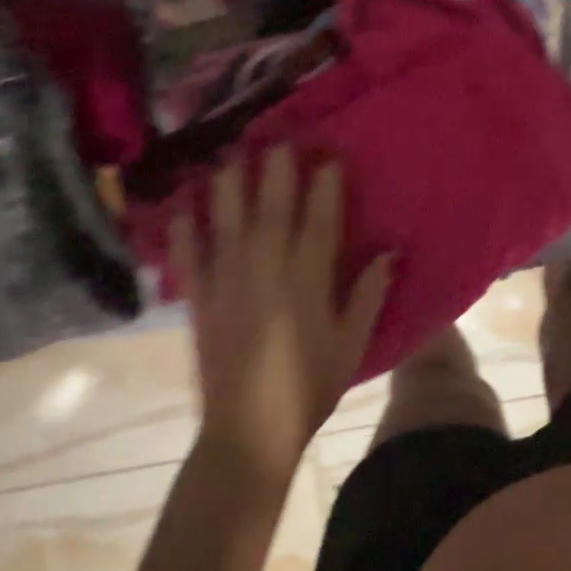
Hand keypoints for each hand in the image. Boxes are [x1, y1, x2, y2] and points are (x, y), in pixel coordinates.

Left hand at [171, 147, 393, 477]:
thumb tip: (389, 252)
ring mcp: (228, 283)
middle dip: (276, 169)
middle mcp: (267, 269)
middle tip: (279, 138)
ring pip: (227, 222)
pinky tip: (180, 209)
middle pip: (272, 208)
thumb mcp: (352, 343)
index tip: (329, 156)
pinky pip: (188, 258)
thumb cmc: (310, 387)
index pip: (320, 219)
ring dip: (229, 186)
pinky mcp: (199, 302)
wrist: (248, 432)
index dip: (325, 185)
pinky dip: (183, 232)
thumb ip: (368, 295)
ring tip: (230, 157)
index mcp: (309, 279)